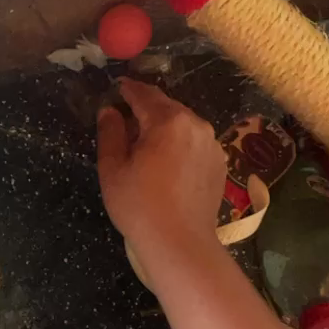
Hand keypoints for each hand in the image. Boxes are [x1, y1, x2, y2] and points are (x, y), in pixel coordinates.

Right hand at [97, 78, 225, 265]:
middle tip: (127, 121)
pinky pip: (194, 145)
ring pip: (183, 127)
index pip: (145, 95)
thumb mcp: (113, 169)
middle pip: (167, 109)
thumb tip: (109, 111)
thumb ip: (110, 134)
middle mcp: (196, 125)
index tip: (118, 86)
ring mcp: (212, 145)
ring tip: (146, 147)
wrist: (179, 242)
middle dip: (147, 111)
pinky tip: (167, 166)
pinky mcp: (219, 164)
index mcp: (168, 121)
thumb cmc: (139, 205)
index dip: (129, 90)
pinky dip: (179, 146)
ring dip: (164, 130)